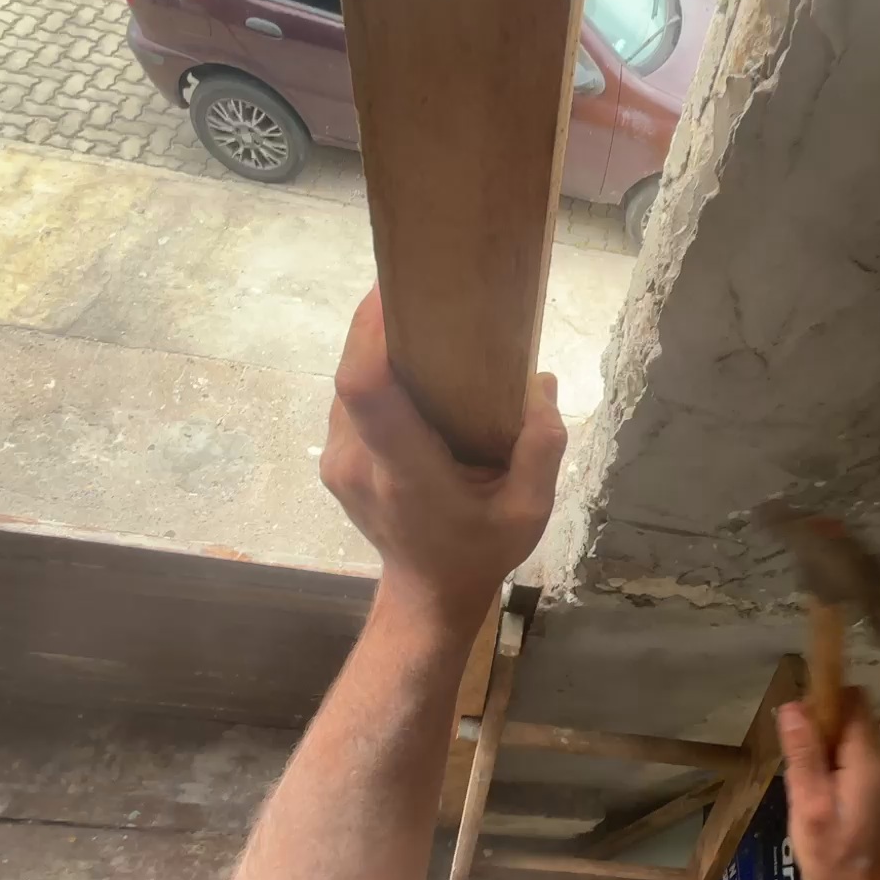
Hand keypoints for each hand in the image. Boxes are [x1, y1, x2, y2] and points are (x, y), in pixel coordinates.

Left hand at [320, 286, 567, 623]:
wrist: (429, 592)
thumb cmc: (480, 550)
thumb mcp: (531, 511)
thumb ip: (542, 449)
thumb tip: (539, 383)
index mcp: (404, 474)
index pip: (365, 388)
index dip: (371, 330)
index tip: (401, 287)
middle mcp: (356, 461)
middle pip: (353, 373)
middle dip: (383, 325)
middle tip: (431, 296)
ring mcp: (338, 460)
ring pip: (349, 382)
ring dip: (380, 348)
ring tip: (427, 328)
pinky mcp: (337, 458)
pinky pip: (352, 398)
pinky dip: (378, 373)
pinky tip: (415, 369)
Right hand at [777, 688, 879, 879]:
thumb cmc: (835, 855)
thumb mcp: (809, 804)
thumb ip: (803, 753)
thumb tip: (793, 705)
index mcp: (870, 756)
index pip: (851, 698)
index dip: (822, 702)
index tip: (800, 731)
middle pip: (849, 716)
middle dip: (820, 734)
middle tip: (803, 773)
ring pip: (851, 737)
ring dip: (827, 753)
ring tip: (813, 792)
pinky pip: (858, 756)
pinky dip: (839, 768)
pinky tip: (827, 801)